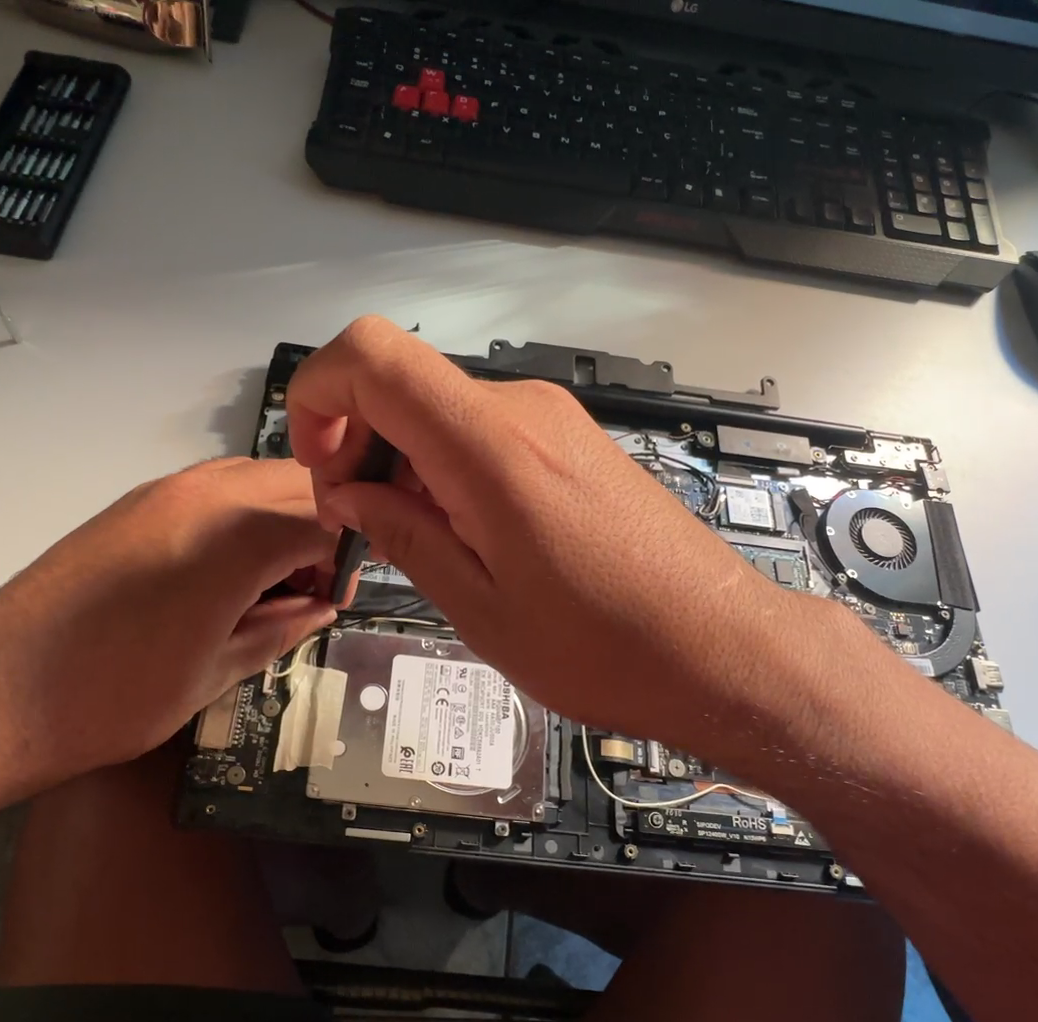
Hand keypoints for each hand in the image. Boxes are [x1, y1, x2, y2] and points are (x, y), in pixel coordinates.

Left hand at [0, 458, 338, 819]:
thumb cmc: (114, 698)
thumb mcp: (216, 673)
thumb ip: (281, 628)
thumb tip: (321, 606)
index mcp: (234, 539)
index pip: (326, 521)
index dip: (347, 559)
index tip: (341, 598)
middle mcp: (204, 495)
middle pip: (296, 485)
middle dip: (322, 529)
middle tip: (314, 589)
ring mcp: (164, 491)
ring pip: (255, 478)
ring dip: (282, 517)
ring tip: (272, 581)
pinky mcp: (135, 502)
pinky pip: (215, 488)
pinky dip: (242, 516)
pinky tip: (229, 569)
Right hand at [287, 317, 864, 755]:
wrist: (718, 649)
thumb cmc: (607, 646)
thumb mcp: (478, 607)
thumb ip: (401, 534)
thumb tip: (349, 495)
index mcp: (489, 448)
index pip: (371, 357)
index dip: (319, 396)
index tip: (321, 468)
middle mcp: (523, 411)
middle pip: (400, 382)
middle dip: (358, 444)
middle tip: (364, 524)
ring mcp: (553, 421)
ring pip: (438, 410)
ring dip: (403, 464)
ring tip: (424, 545)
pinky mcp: (570, 441)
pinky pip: (482, 432)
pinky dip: (446, 470)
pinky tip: (466, 536)